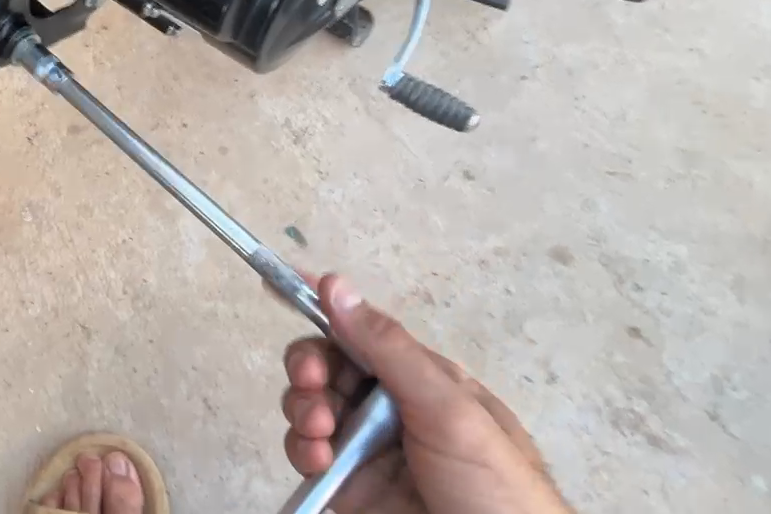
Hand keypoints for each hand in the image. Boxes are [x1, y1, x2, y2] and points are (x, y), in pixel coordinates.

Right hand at [281, 274, 574, 513]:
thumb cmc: (493, 489)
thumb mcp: (451, 412)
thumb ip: (388, 348)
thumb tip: (333, 282)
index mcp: (422, 380)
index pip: (363, 330)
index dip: (322, 307)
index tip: (276, 284)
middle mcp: (389, 407)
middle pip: (327, 364)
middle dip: (309, 365)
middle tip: (309, 379)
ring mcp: (367, 447)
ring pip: (310, 403)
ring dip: (303, 406)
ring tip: (318, 429)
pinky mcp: (347, 485)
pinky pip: (306, 450)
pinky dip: (301, 447)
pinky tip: (317, 458)